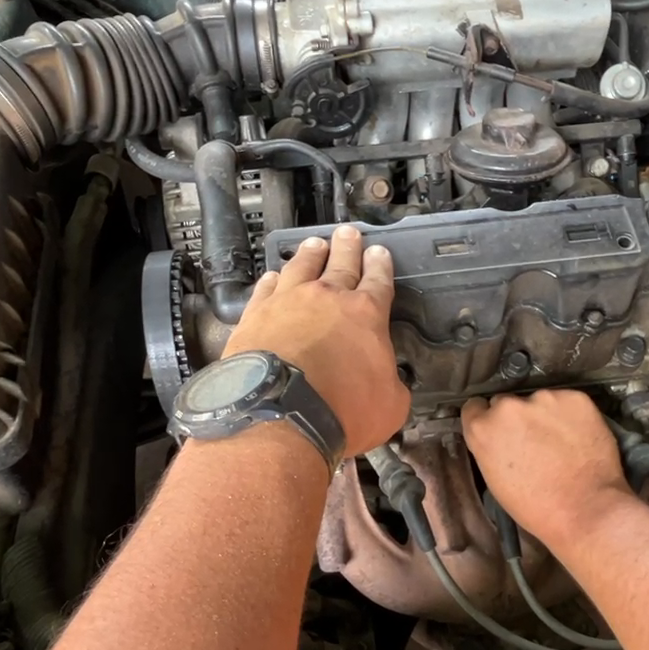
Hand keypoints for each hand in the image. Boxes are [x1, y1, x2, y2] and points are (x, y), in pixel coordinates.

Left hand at [224, 226, 408, 456]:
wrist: (280, 416)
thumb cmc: (340, 412)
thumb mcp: (390, 406)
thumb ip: (392, 384)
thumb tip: (390, 382)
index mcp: (366, 315)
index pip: (378, 280)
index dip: (380, 265)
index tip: (379, 253)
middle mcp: (328, 298)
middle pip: (341, 262)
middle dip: (348, 246)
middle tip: (349, 233)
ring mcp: (288, 302)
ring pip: (302, 265)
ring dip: (311, 253)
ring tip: (315, 243)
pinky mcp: (256, 315)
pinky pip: (266, 288)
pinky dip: (273, 279)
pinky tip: (274, 276)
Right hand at [461, 390, 634, 545]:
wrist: (586, 509)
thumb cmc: (537, 506)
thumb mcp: (495, 479)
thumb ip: (490, 447)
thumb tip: (499, 436)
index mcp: (483, 428)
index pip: (475, 407)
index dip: (488, 419)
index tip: (499, 430)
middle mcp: (508, 406)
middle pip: (507, 402)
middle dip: (516, 417)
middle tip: (532, 441)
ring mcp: (543, 398)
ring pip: (539, 401)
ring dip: (544, 415)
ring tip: (559, 443)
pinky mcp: (575, 398)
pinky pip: (567, 402)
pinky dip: (570, 416)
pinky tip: (578, 438)